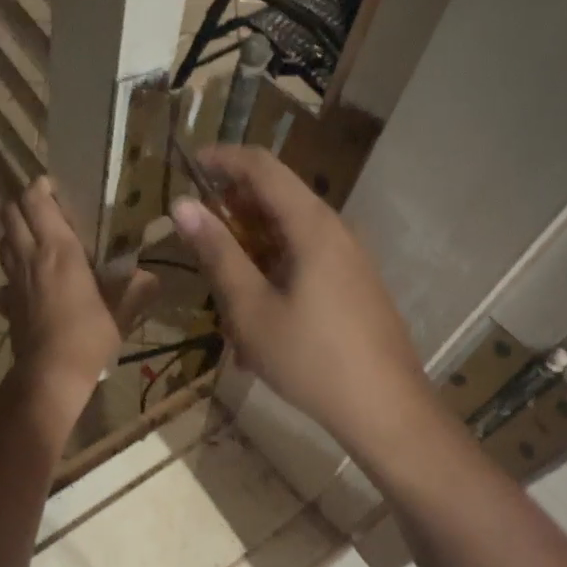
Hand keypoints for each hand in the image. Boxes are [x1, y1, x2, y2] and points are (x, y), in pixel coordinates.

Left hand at [0, 178, 158, 427]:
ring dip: (13, 234)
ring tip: (32, 237)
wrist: (51, 374)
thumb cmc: (88, 336)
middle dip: (20, 203)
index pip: (36, 202)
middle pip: (10, 215)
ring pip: (3, 243)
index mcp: (59, 250)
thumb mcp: (121, 311)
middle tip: (40, 206)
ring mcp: (13, 281)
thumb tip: (153, 278)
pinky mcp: (7, 304)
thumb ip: (136, 291)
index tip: (52, 185)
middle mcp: (30, 257)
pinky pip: (3, 281)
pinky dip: (11, 275)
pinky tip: (25, 285)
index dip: (40, 187)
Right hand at [170, 146, 427, 450]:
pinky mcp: (354, 285)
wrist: (384, 407)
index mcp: (312, 226)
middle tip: (199, 245)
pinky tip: (258, 323)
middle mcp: (336, 230)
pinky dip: (273, 275)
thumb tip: (182, 206)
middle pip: (277, 199)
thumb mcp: (251, 309)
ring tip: (226, 300)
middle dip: (232, 214)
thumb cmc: (310, 358)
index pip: (263, 167)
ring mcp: (350, 258)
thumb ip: (217, 253)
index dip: (223, 159)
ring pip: (288, 236)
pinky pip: (305, 262)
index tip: (187, 166)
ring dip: (250, 254)